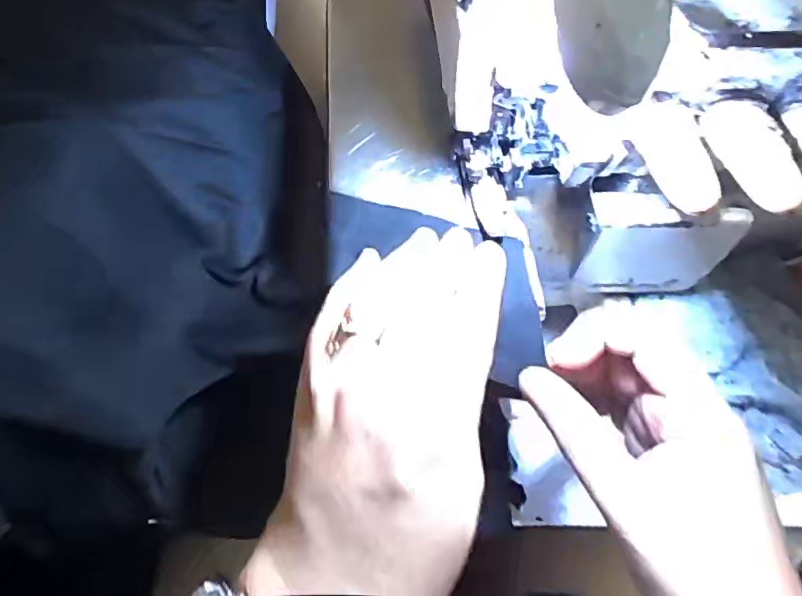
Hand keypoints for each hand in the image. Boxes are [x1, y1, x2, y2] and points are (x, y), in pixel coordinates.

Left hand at [241, 228, 506, 595]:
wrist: (325, 578)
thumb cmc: (415, 541)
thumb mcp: (466, 481)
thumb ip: (466, 404)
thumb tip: (469, 340)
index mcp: (433, 423)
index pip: (464, 331)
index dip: (480, 286)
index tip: (492, 256)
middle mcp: (382, 391)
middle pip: (421, 307)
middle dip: (446, 265)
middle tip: (461, 239)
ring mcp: (338, 381)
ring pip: (377, 301)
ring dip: (405, 264)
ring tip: (426, 239)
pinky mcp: (309, 383)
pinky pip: (329, 318)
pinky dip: (349, 284)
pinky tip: (369, 261)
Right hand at [517, 302, 801, 595]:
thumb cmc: (691, 567)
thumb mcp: (621, 495)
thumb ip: (573, 429)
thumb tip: (530, 377)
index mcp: (698, 406)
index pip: (642, 338)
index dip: (592, 337)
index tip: (553, 362)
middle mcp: (698, 407)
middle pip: (639, 354)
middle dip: (589, 356)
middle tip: (547, 376)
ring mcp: (690, 429)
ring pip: (635, 381)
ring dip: (593, 381)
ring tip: (554, 392)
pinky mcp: (680, 452)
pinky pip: (637, 411)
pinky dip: (604, 407)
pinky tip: (577, 412)